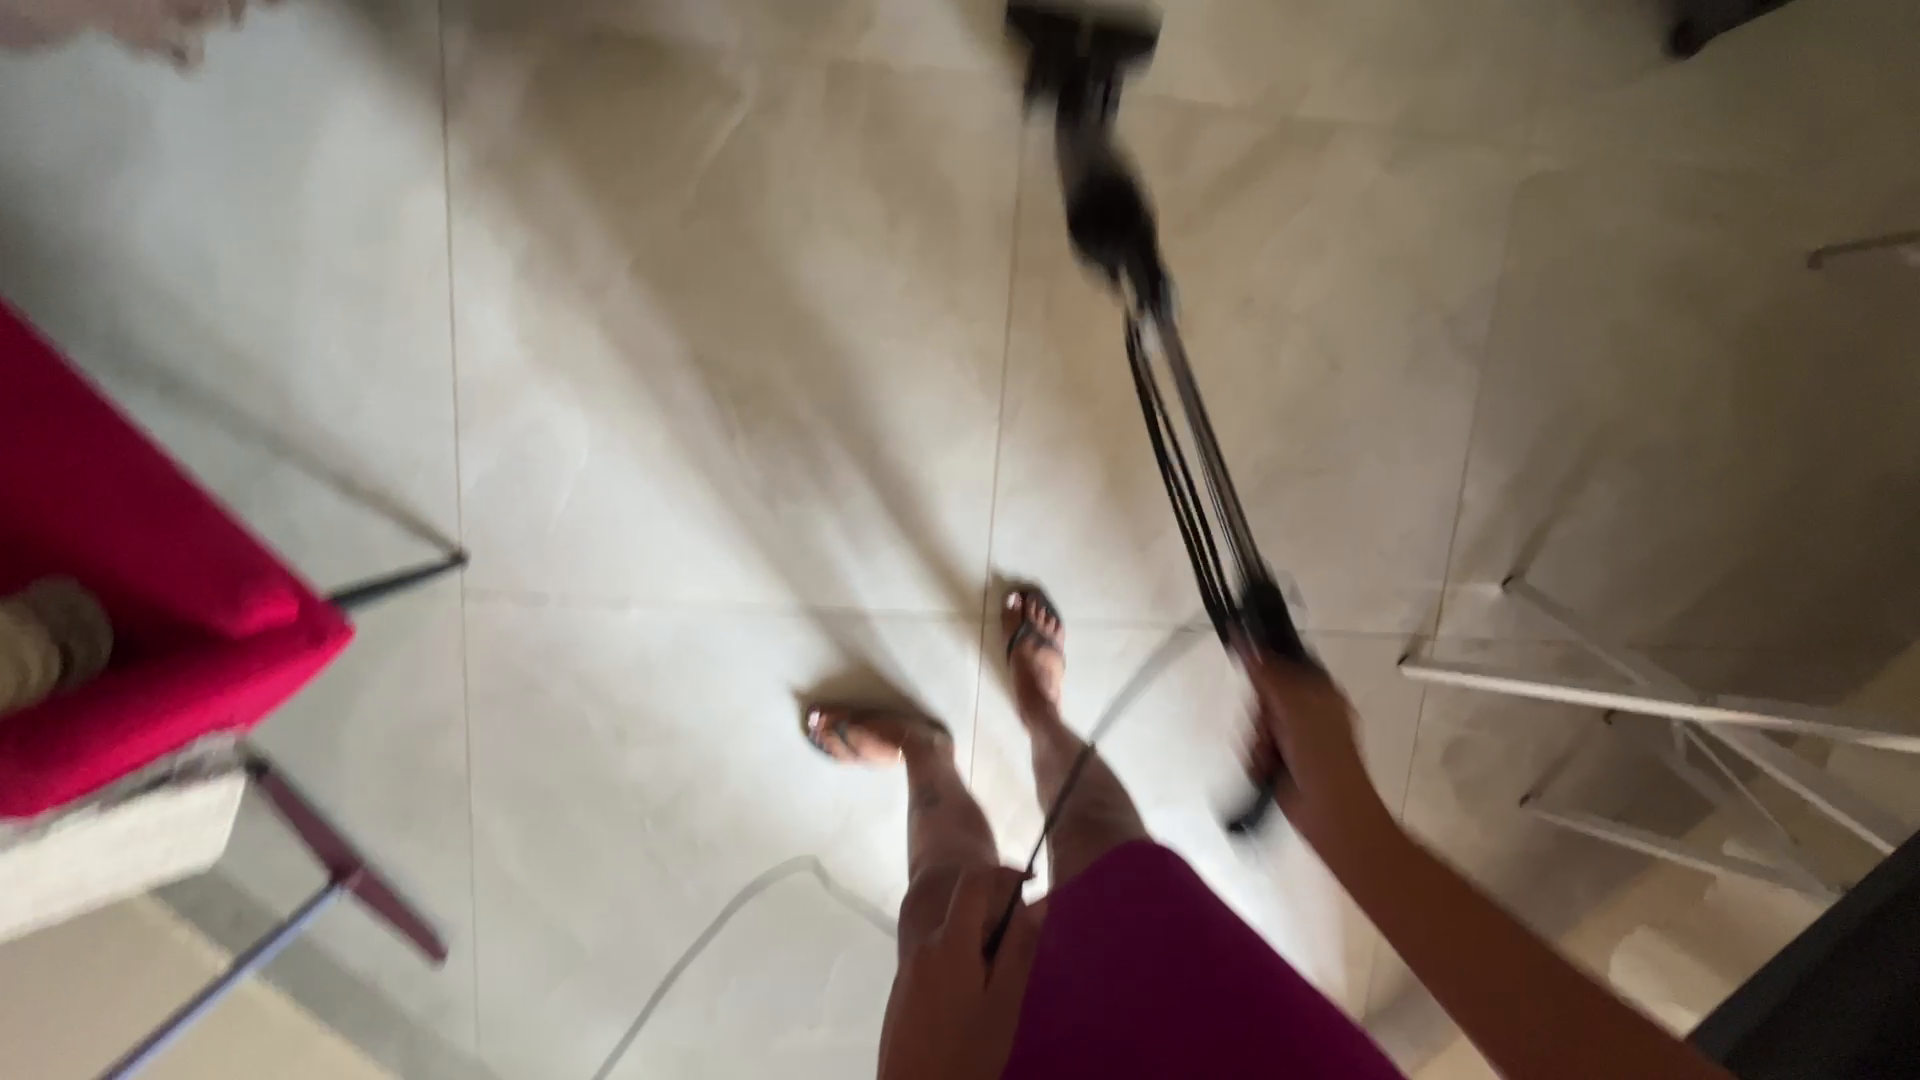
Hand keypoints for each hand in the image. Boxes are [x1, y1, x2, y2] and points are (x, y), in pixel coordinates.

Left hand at [878, 865, 1043, 1079]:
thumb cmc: (966, 1054)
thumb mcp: (1003, 1003)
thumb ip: (1019, 948)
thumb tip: (1037, 902)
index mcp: (950, 942)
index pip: (974, 881)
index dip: (1004, 872)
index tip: (1032, 882)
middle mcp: (924, 946)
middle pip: (963, 910)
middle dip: (995, 918)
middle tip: (1021, 952)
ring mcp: (909, 968)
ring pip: (951, 936)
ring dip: (978, 944)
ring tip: (1000, 986)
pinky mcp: (903, 991)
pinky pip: (937, 959)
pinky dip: (960, 963)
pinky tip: (973, 1004)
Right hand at [1235, 642, 1388, 841]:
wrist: (1329, 812)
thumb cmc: (1320, 755)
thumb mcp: (1294, 706)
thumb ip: (1268, 673)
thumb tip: (1245, 638)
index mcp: (1319, 689)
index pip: (1281, 661)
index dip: (1262, 665)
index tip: (1248, 670)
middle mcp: (1306, 708)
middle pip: (1261, 693)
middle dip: (1257, 712)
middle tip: (1268, 727)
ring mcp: (1293, 735)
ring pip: (1253, 721)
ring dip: (1255, 739)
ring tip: (1270, 755)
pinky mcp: (1279, 758)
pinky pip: (1252, 745)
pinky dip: (1255, 756)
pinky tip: (1266, 767)